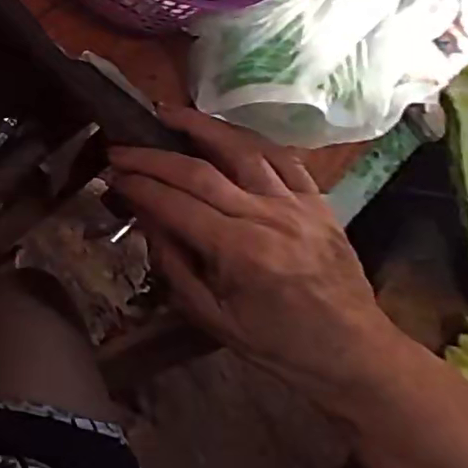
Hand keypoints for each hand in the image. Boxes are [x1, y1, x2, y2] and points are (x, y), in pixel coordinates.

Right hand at [108, 108, 407, 406]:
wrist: (358, 355)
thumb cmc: (276, 343)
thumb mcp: (208, 314)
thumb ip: (170, 262)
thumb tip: (142, 216)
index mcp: (241, 253)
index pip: (173, 203)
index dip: (136, 185)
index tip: (109, 174)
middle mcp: (269, 220)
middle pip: (197, 171)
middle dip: (150, 156)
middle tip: (118, 148)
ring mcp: (298, 206)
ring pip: (241, 150)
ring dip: (198, 126)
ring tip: (165, 112)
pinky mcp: (318, 202)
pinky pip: (281, 157)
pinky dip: (246, 139)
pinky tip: (220, 131)